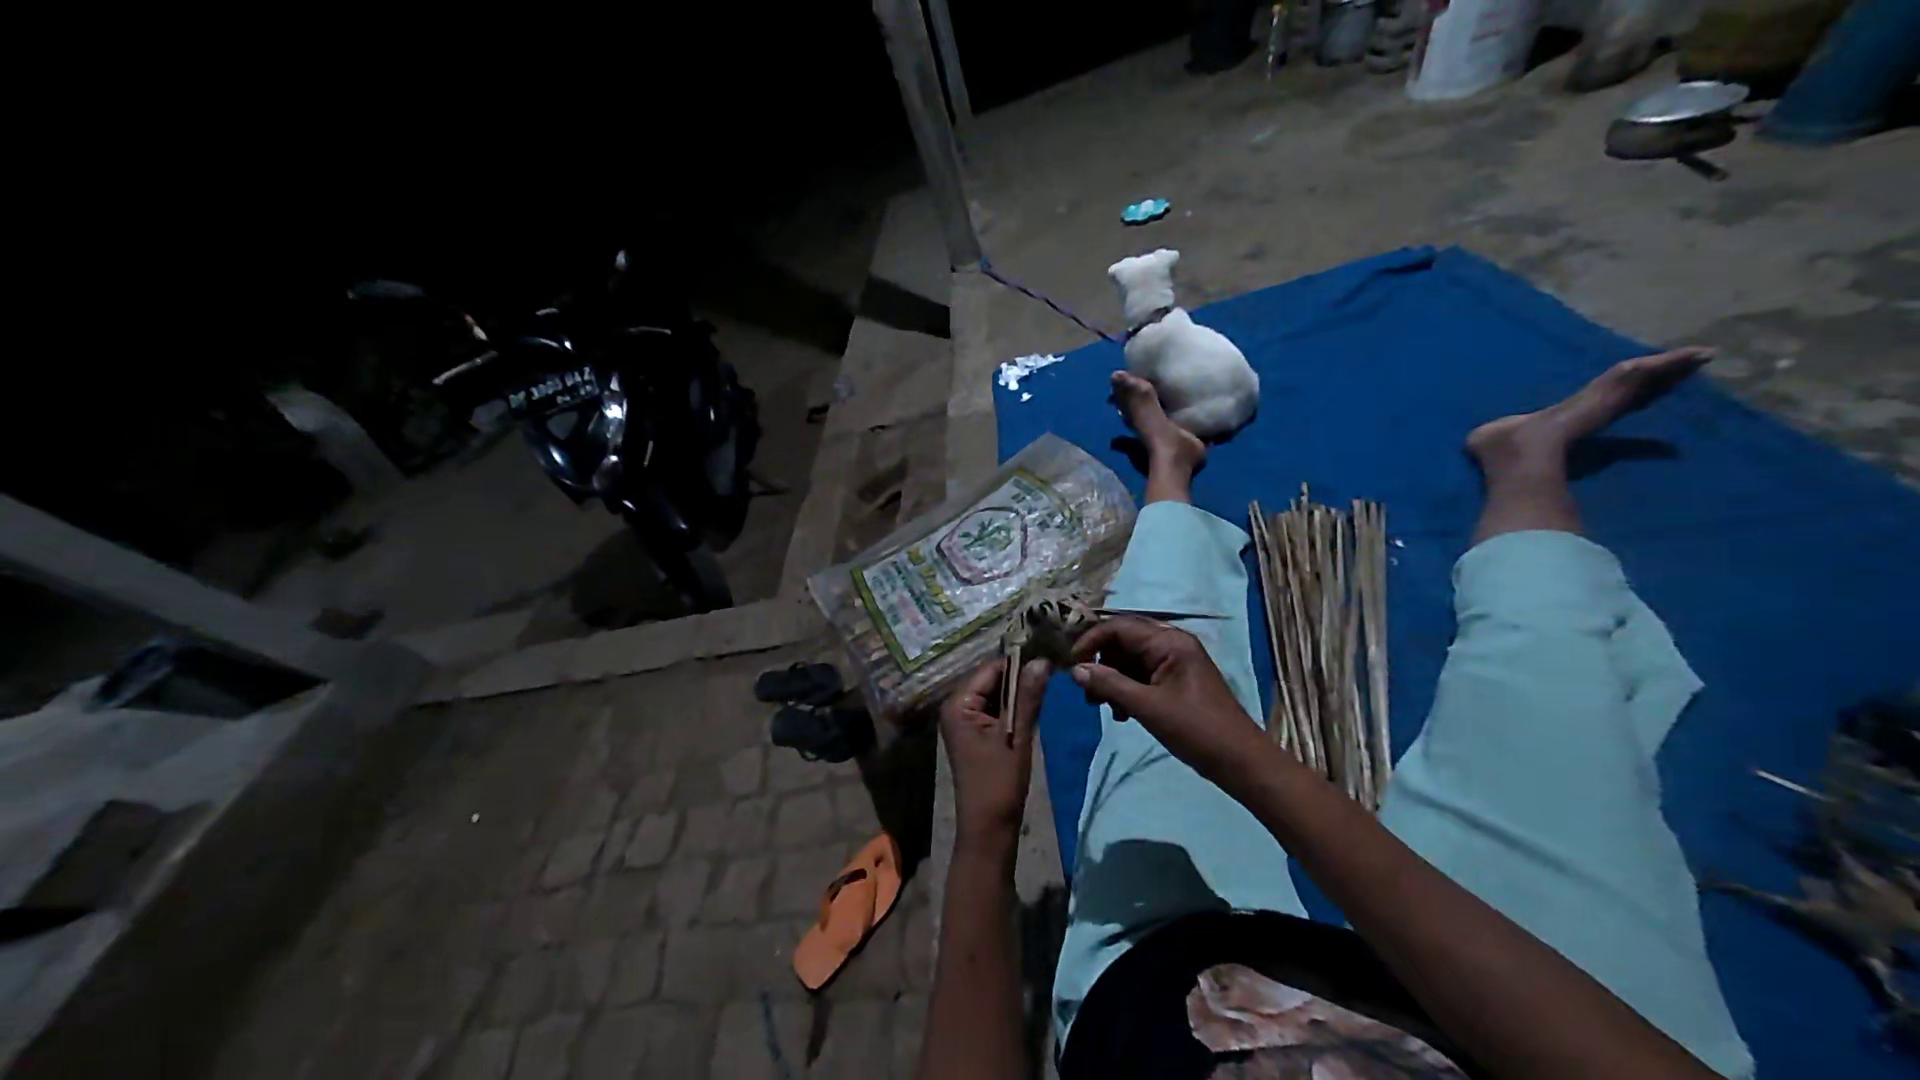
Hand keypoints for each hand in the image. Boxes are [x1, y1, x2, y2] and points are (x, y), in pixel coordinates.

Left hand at [938, 658, 1048, 847]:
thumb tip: (1042, 660)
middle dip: (1019, 679)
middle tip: (1052, 676)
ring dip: (1018, 694)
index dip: (1019, 664)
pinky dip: (1013, 709)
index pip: (990, 669)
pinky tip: (1032, 711)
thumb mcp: (1017, 735)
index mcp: (958, 704)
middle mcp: (955, 707)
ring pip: (996, 695)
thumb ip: (1028, 696)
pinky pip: (995, 710)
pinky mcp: (974, 734)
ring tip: (1047, 690)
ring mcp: (963, 721)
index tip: (1049, 661)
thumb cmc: (999, 782)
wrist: (988, 828)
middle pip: (991, 680)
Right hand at [1069, 617, 1270, 786]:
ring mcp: (1175, 663)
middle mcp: (1172, 644)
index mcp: (1170, 642)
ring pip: (1129, 660)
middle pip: (1123, 641)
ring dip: (1111, 679)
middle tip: (1086, 691)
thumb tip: (1075, 670)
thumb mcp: (1148, 707)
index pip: (1119, 627)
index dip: (1090, 641)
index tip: (1071, 665)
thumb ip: (1110, 685)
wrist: (1240, 761)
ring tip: (1100, 706)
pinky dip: (1126, 689)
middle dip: (1100, 663)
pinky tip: (1121, 713)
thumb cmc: (1196, 730)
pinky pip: (1141, 676)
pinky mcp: (1175, 682)